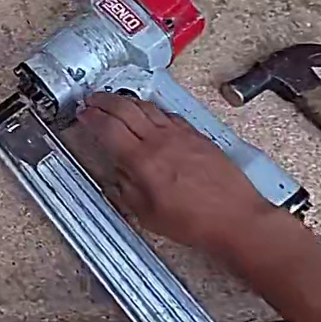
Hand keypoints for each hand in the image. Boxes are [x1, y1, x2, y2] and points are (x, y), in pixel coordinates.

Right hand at [75, 93, 282, 257]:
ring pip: (147, 106)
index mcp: (143, 161)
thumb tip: (118, 175)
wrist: (235, 218)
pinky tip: (150, 114)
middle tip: (93, 101)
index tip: (84, 115)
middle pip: (125, 107)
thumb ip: (127, 189)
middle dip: (104, 100)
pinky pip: (168, 114)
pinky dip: (152, 109)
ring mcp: (180, 135)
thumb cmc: (197, 221)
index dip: (92, 117)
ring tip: (116, 101)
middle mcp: (161, 141)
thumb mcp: (148, 214)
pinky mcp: (196, 135)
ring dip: (126, 100)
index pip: (109, 127)